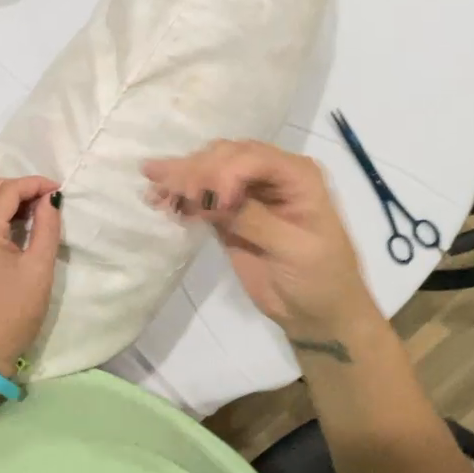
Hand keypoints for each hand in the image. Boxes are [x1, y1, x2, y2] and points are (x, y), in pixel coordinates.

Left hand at [0, 176, 62, 368]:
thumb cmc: (16, 311)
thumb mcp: (39, 267)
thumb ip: (46, 225)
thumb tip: (50, 198)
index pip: (7, 190)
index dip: (34, 184)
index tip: (59, 190)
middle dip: (20, 187)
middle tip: (48, 199)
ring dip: (9, 198)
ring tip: (39, 209)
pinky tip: (21, 223)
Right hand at [143, 140, 377, 341]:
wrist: (316, 316)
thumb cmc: (319, 280)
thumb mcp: (295, 250)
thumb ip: (255, 219)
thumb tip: (211, 198)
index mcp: (298, 175)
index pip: (253, 157)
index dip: (225, 172)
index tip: (207, 202)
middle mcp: (271, 173)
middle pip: (224, 156)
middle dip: (194, 170)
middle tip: (165, 190)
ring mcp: (247, 190)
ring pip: (208, 170)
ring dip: (180, 179)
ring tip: (153, 192)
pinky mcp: (228, 211)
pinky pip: (200, 194)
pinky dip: (180, 197)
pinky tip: (161, 202)